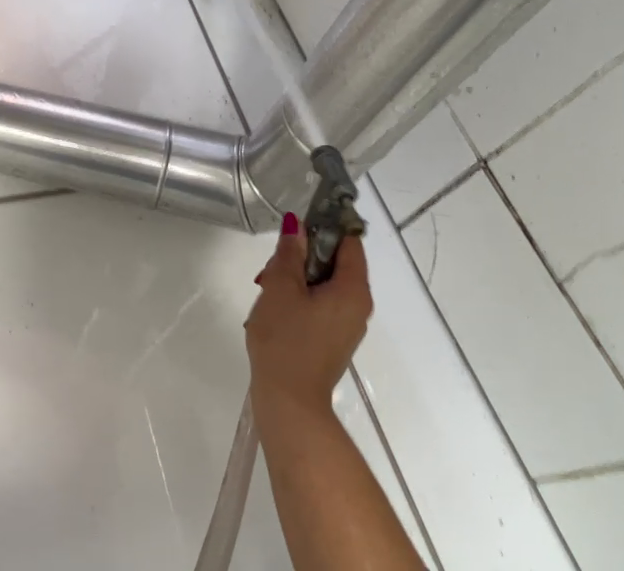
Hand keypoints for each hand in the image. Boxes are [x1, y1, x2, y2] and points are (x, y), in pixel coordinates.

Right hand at [245, 213, 371, 429]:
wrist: (289, 401)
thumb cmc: (286, 340)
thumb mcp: (281, 288)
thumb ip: (289, 253)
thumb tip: (297, 225)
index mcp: (353, 289)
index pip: (349, 242)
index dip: (325, 225)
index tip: (295, 222)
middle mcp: (357, 306)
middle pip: (334, 263)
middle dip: (302, 256)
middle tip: (271, 265)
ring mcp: (345, 326)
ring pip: (323, 285)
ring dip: (295, 279)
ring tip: (266, 289)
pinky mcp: (331, 341)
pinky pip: (319, 306)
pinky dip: (298, 299)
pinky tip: (273, 310)